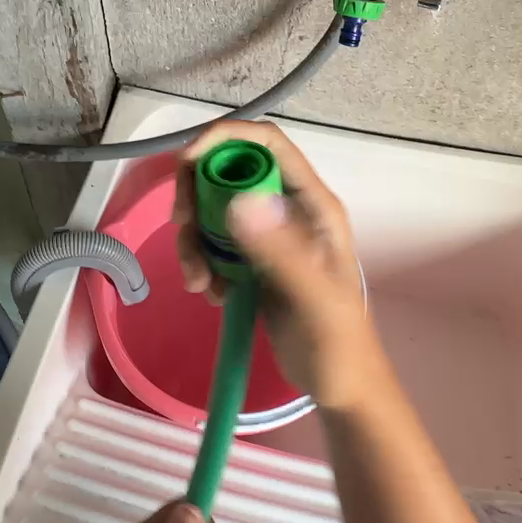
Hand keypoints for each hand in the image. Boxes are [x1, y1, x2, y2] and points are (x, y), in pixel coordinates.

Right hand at [173, 120, 379, 409]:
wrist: (340, 385)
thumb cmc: (338, 343)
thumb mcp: (312, 298)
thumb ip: (281, 251)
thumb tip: (239, 201)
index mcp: (313, 202)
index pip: (268, 143)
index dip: (225, 137)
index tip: (185, 161)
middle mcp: (290, 207)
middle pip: (230, 170)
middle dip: (197, 195)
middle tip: (181, 228)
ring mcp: (271, 232)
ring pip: (215, 207)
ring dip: (195, 238)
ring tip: (197, 283)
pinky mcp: (254, 258)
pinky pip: (215, 241)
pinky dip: (202, 260)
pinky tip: (210, 293)